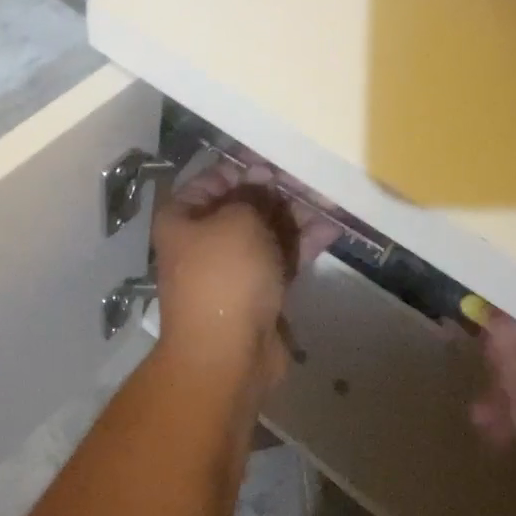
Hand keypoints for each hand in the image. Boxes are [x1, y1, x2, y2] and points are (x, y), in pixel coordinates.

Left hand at [152, 158, 340, 381]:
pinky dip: (304, 243)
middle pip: (243, 205)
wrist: (227, 355)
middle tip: (314, 177)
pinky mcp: (258, 292)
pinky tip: (334, 227)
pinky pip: (281, 258)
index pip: (213, 179)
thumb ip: (253, 196)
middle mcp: (203, 239)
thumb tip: (262, 181)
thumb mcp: (237, 221)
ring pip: (266, 232)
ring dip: (297, 215)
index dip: (245, 167)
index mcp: (182, 217)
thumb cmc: (224, 275)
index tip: (279, 160)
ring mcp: (232, 267)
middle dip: (278, 191)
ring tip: (332, 198)